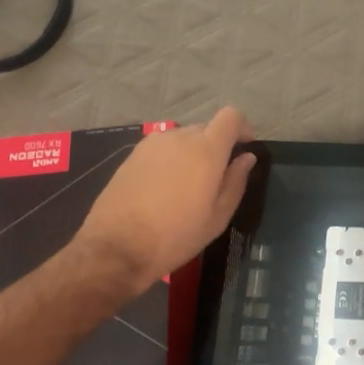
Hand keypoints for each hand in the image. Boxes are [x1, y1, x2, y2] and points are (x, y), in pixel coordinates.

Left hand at [75, 107, 256, 290]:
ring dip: (192, 153)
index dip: (242, 128)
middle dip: (217, 146)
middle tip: (217, 178)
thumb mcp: (218, 217)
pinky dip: (171, 160)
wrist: (117, 247)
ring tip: (188, 186)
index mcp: (206, 150)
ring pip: (182, 139)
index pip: (231, 117)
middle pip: (206, 128)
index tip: (245, 148)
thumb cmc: (176, 236)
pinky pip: (162, 149)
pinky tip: (164, 189)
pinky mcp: (132, 155)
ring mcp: (152, 144)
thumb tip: (246, 158)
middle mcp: (179, 138)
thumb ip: (236, 181)